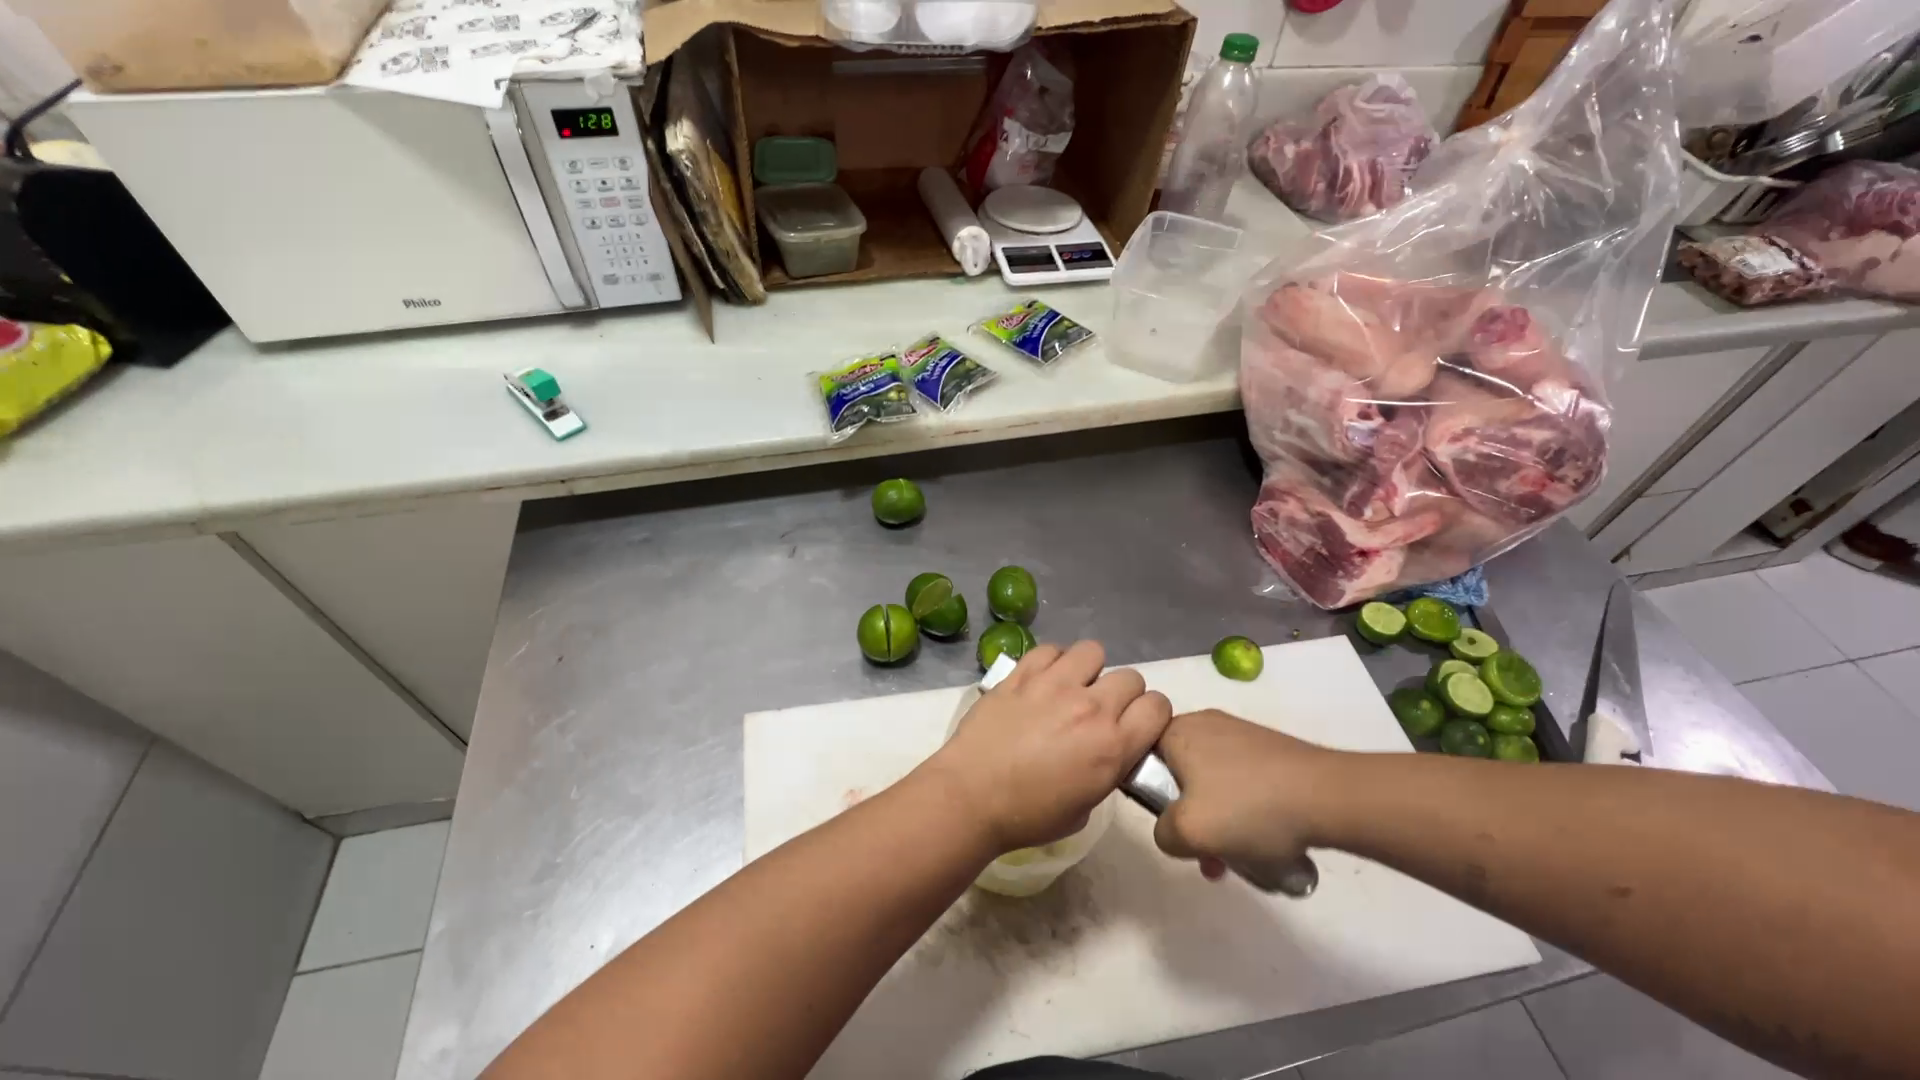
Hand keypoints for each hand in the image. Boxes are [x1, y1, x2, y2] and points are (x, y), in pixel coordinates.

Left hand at [921, 640, 1171, 853]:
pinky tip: (1042, 681)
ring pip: (1093, 651)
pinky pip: (1051, 649)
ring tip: (1071, 688)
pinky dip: (1053, 661)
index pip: (1158, 706)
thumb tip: (1109, 751)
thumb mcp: (1086, 808)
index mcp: (1113, 746)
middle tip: (1099, 712)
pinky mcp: (1022, 674)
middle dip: (1122, 694)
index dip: (1150, 715)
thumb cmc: (1028, 816)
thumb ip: (1107, 771)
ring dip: (1088, 670)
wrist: (971, 797)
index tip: (1134, 726)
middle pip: (1130, 677)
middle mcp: (1091, 708)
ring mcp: (1054, 685)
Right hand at [1152, 709, 1334, 874]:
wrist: (1328, 797)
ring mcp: (1243, 736)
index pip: (1141, 755)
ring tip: (1240, 860)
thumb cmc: (1247, 808)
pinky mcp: (1271, 753)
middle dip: (1190, 821)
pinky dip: (1246, 814)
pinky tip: (1264, 843)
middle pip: (1179, 776)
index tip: (1168, 824)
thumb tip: (1173, 830)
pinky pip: (1243, 785)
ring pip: (1213, 786)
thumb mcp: (1186, 832)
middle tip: (1207, 856)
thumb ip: (1162, 833)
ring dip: (1220, 825)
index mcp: (1178, 730)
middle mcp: (1207, 724)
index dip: (1147, 793)